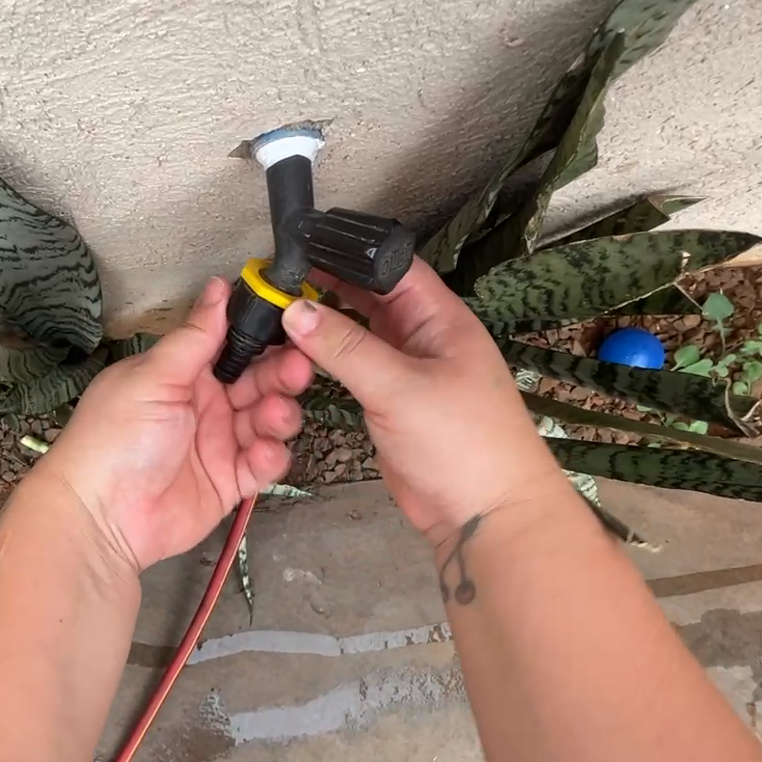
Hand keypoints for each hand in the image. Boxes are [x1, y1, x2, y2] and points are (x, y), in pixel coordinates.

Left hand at [34, 278, 313, 571]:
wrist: (100, 516)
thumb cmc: (114, 438)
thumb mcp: (153, 377)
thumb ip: (194, 337)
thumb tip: (218, 288)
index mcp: (183, 373)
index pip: (232, 345)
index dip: (262, 336)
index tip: (291, 325)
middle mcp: (204, 404)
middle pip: (258, 381)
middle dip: (281, 373)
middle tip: (297, 368)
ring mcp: (218, 443)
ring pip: (267, 420)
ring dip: (279, 413)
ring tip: (273, 414)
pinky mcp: (229, 481)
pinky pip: (263, 464)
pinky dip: (271, 456)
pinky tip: (262, 452)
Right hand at [280, 258, 566, 541]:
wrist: (483, 513)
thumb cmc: (458, 442)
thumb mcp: (399, 388)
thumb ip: (344, 348)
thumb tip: (293, 309)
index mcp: (439, 318)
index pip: (391, 268)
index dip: (348, 254)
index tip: (299, 248)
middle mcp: (422, 336)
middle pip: (371, 296)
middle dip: (328, 285)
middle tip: (278, 279)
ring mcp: (406, 369)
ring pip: (359, 332)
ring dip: (325, 322)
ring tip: (279, 309)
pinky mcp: (390, 399)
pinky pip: (354, 365)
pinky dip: (326, 356)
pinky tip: (297, 351)